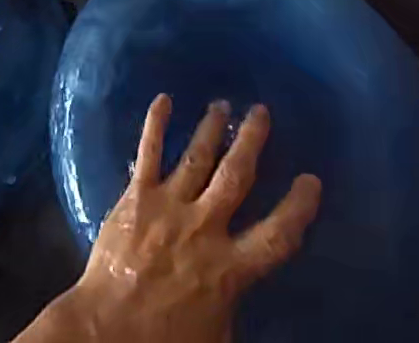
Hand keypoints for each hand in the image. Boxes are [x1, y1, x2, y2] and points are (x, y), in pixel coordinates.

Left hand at [16, 96, 321, 342]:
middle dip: (250, 141)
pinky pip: (149, 153)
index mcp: (229, 268)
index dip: (298, 208)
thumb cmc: (165, 340)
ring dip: (210, 128)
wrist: (108, 331)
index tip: (310, 179)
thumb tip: (244, 288)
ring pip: (197, 158)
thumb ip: (234, 303)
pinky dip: (155, 124)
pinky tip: (163, 99)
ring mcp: (169, 205)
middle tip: (260, 111)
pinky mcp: (137, 196)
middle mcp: (204, 227)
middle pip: (236, 176)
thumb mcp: (217, 335)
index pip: (277, 234)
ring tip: (221, 104)